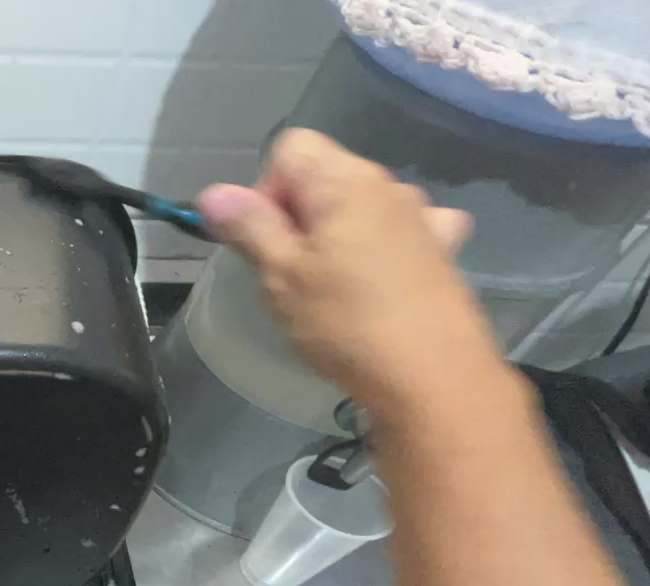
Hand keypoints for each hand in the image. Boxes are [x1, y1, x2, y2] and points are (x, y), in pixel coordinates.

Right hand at [196, 129, 506, 416]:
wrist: (428, 373)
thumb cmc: (343, 322)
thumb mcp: (280, 276)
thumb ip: (249, 228)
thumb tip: (212, 191)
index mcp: (345, 184)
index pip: (290, 148)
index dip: (264, 190)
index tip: (264, 241)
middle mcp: (386, 186)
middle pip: (321, 174)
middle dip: (292, 215)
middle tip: (284, 274)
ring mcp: (418, 215)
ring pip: (352, 205)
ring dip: (327, 235)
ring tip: (323, 288)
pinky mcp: (436, 248)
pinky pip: (392, 229)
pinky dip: (372, 246)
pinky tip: (371, 281)